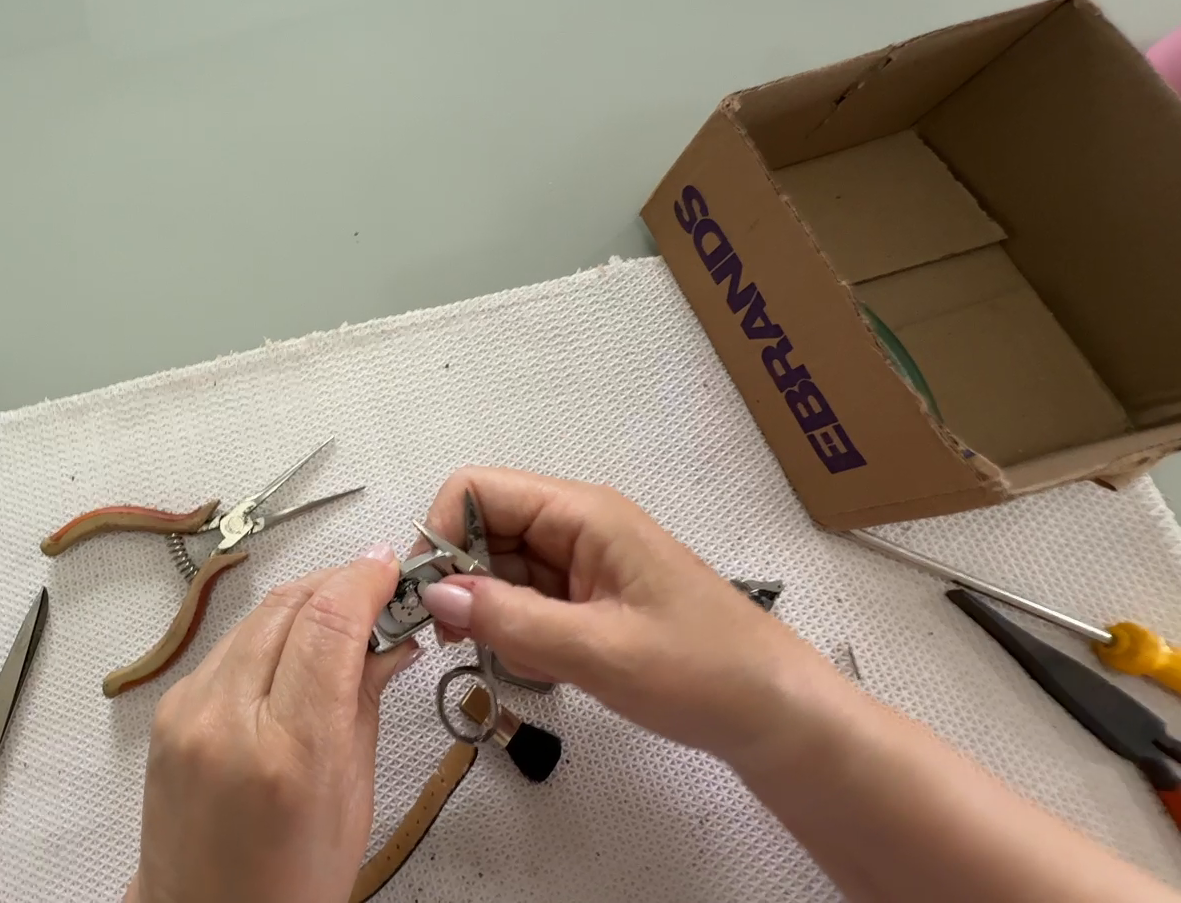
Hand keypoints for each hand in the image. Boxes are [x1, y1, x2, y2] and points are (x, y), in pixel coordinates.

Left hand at [125, 547, 419, 902]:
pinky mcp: (169, 704)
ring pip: (257, 616)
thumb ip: (364, 702)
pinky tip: (293, 649)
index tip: (387, 566)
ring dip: (304, 603)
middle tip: (375, 585)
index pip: (326, 626)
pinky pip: (229, 645)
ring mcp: (188, 708)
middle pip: (287, 606)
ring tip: (342, 616)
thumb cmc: (287, 885)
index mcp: (287, 752)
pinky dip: (269, 633)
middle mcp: (225, 718)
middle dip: (337, 583)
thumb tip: (389, 635)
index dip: (362, 581)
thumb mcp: (352, 799)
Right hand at [414, 467, 830, 762]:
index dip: (440, 531)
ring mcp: (577, 559)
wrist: (782, 721)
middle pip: (481, 528)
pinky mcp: (583, 594)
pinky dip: (516, 632)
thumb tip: (431, 595)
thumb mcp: (600, 651)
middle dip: (462, 581)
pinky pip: (522, 598)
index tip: (430, 595)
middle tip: (459, 641)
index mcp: (581, 513)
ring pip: (496, 568)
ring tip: (526, 662)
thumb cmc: (705, 673)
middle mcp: (572, 524)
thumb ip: (509, 620)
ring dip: (492, 613)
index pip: (477, 490)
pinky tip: (546, 668)